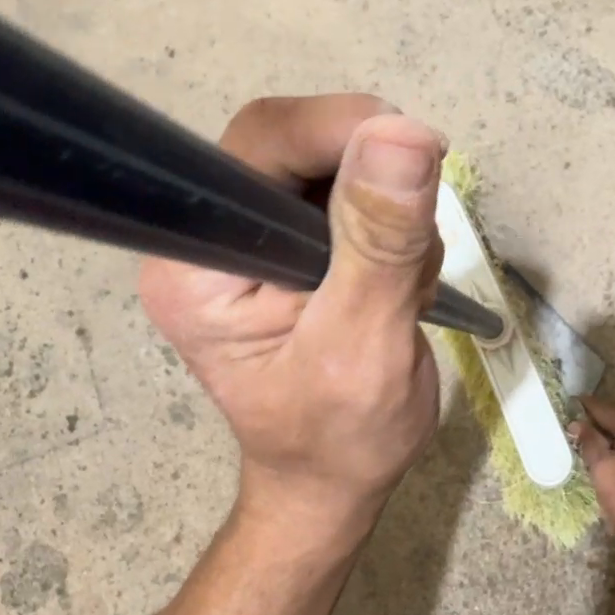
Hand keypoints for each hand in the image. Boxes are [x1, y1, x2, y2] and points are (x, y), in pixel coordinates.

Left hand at [139, 94, 446, 524]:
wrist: (334, 482)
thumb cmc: (341, 439)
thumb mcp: (366, 346)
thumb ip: (380, 244)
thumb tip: (403, 133)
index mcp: (198, 262)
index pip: (258, 147)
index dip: (333, 131)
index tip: (414, 151)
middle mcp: (212, 236)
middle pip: (296, 145)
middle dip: (372, 187)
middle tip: (415, 246)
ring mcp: (253, 237)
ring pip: (334, 166)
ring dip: (390, 214)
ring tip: (403, 290)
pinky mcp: (290, 244)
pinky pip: (352, 196)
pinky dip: (393, 228)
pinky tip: (397, 286)